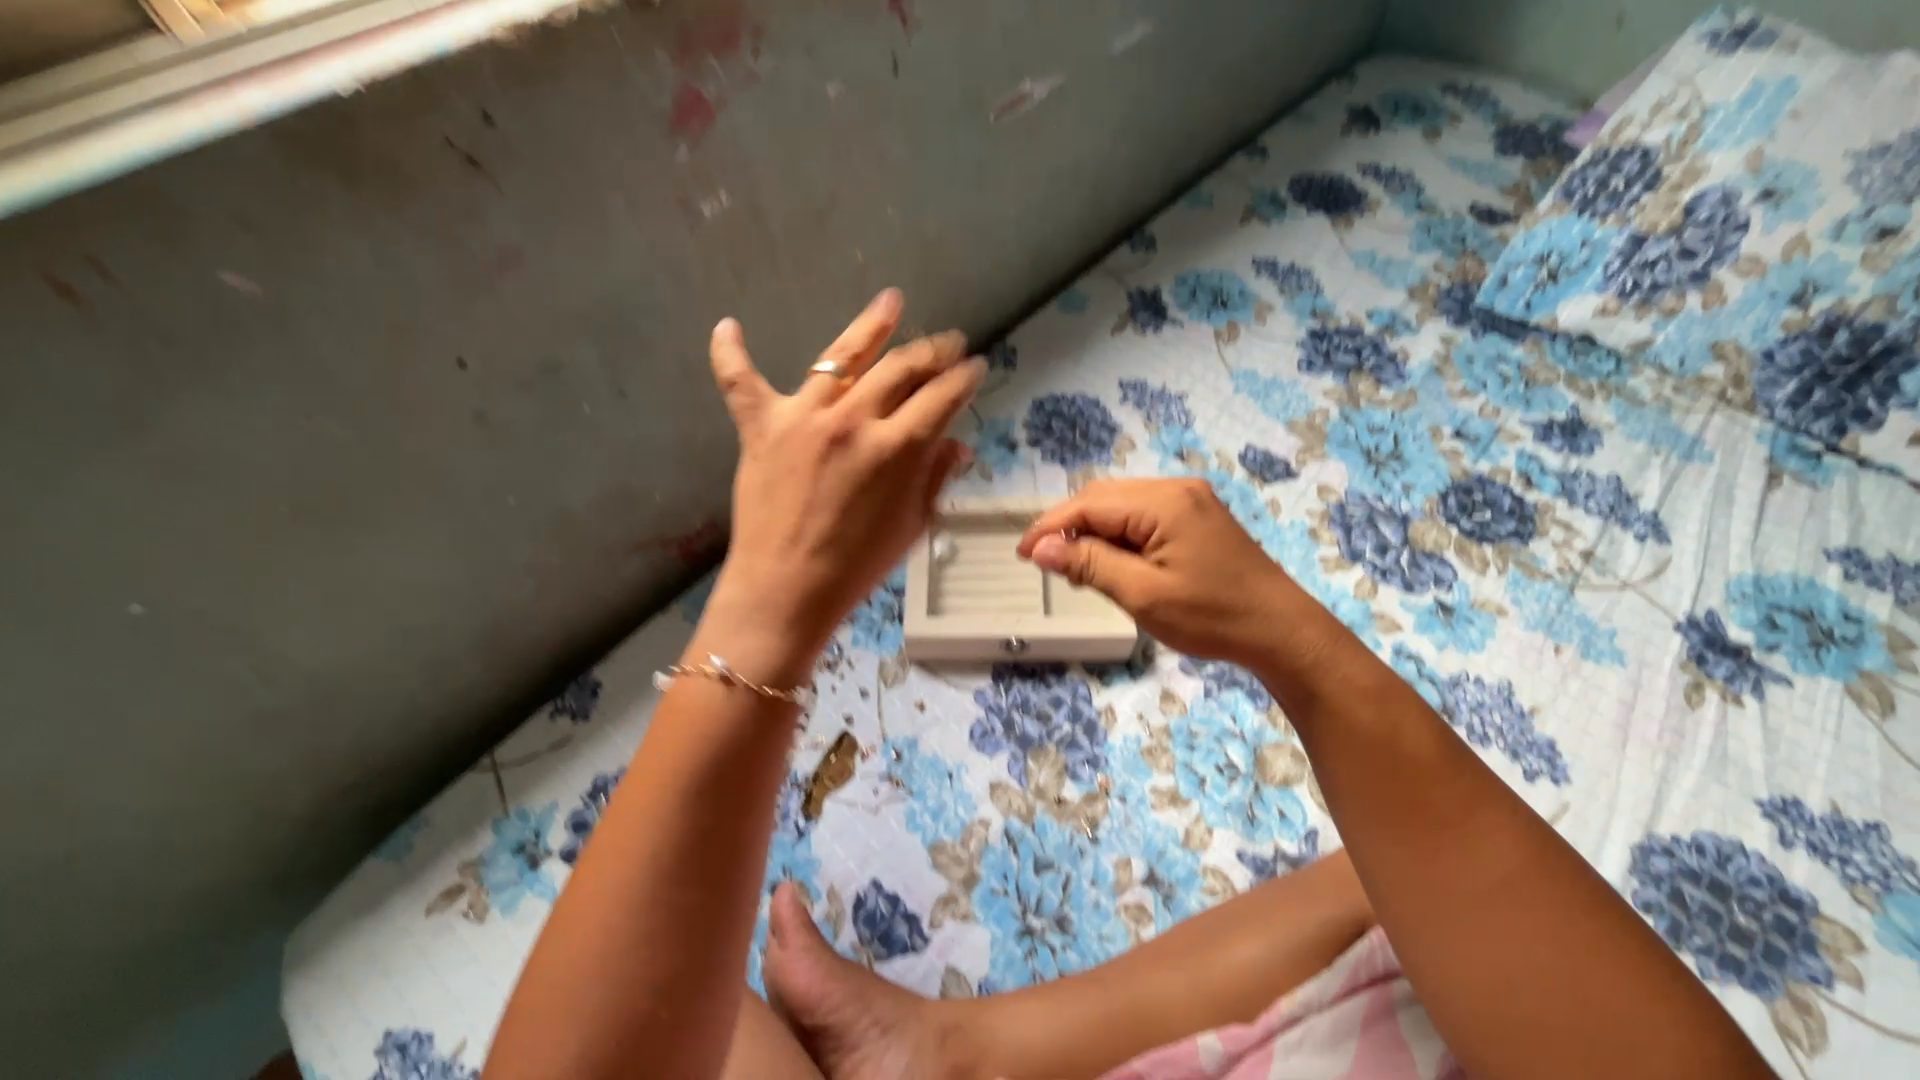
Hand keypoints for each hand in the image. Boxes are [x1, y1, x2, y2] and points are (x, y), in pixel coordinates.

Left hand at [705, 289, 985, 655]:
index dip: (965, 378)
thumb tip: (954, 443)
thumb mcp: (912, 524)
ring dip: (872, 325)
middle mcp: (853, 420)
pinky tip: (729, 324)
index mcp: (898, 448)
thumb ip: (935, 476)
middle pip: (901, 368)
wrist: (786, 591)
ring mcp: (803, 417)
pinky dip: (731, 352)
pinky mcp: (761, 426)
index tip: (976, 368)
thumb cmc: (857, 566)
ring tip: (891, 301)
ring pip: (842, 356)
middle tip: (948, 341)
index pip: (942, 396)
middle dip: (933, 350)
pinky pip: (740, 380)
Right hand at [1017, 478, 1344, 670]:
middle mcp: (1175, 489)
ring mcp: (1190, 500)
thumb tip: (1040, 548)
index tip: (1022, 554)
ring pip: (1121, 506)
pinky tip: (1111, 562)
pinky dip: (1118, 535)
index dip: (1050, 527)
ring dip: (1092, 532)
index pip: (1089, 503)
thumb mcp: (1142, 595)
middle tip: (1046, 564)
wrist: (1280, 630)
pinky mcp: (1197, 517)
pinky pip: (1143, 516)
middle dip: (1070, 527)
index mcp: (1162, 502)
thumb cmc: (1211, 616)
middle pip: (1104, 498)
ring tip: (1074, 568)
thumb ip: (1089, 564)